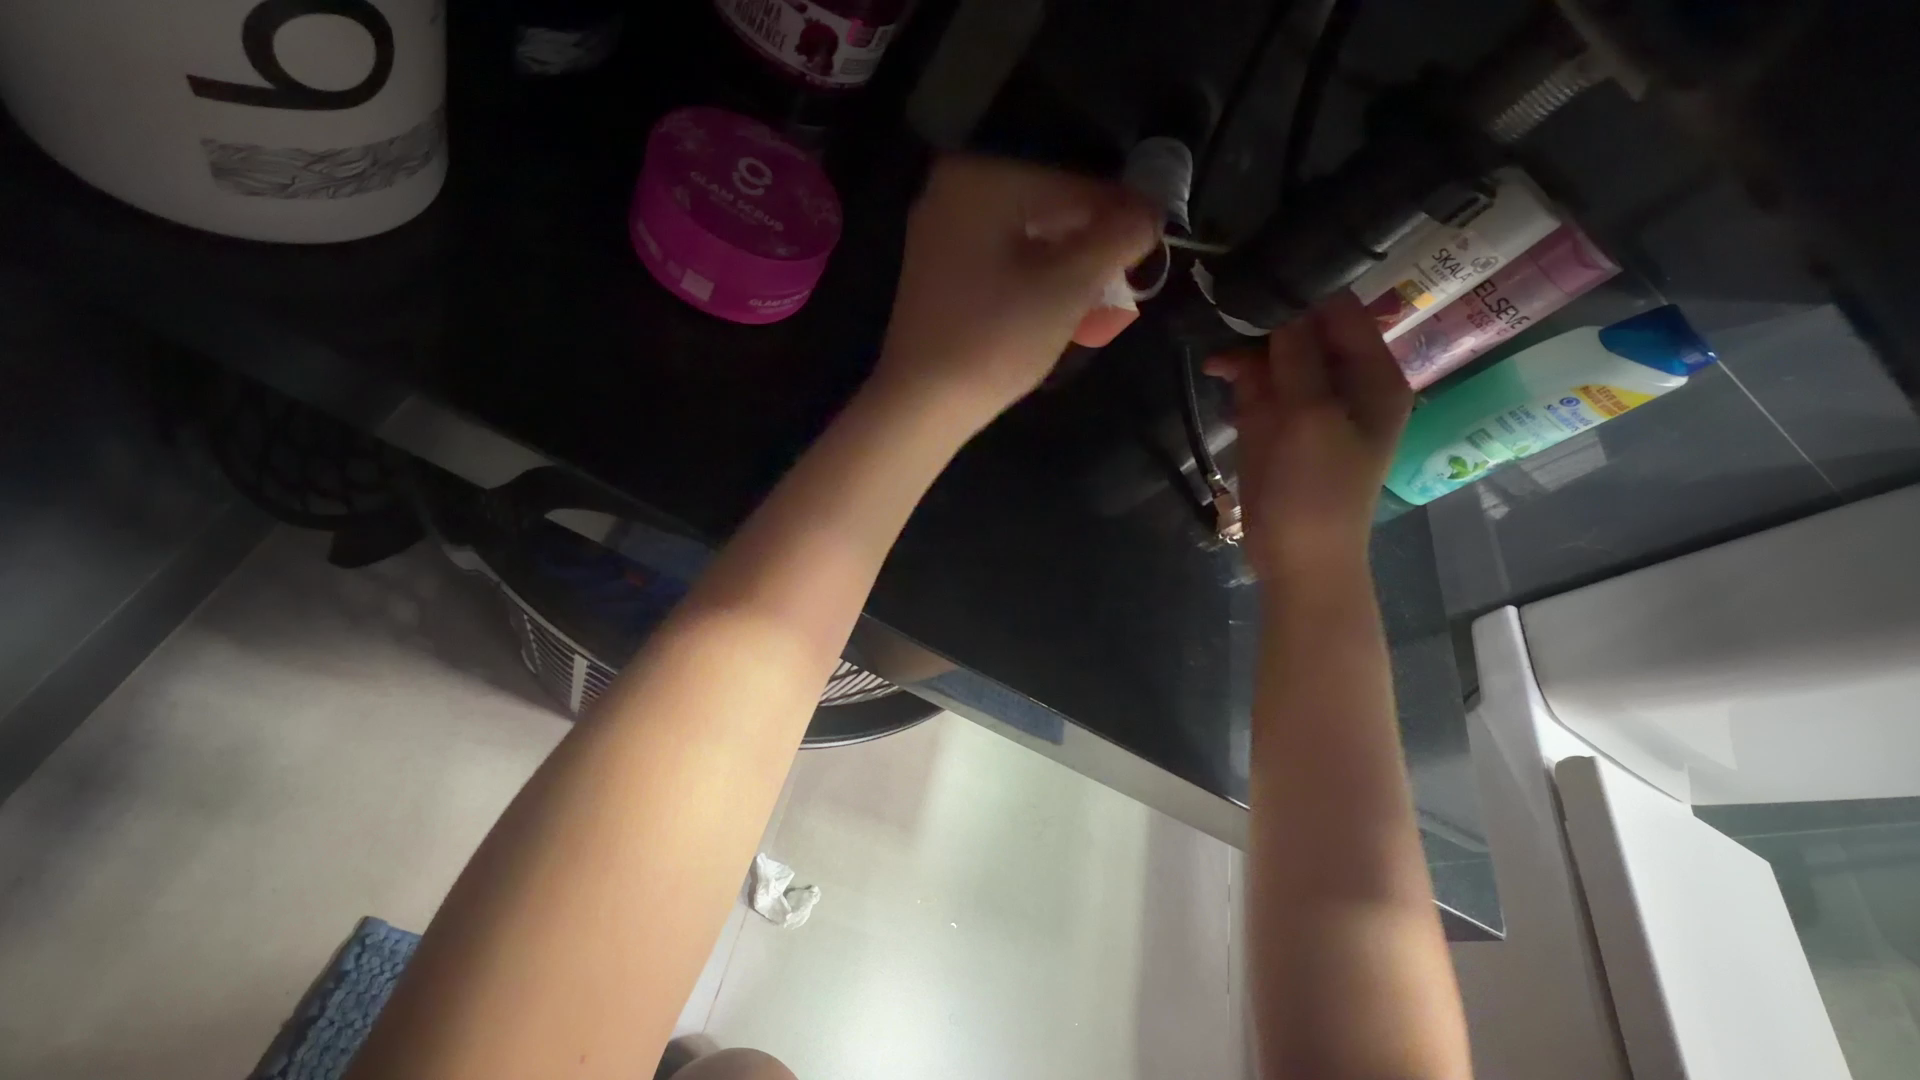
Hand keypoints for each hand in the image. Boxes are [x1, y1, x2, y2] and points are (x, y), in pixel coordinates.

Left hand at [874, 156, 1158, 427]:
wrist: (922, 401)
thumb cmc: (997, 338)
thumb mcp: (1070, 286)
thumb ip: (1118, 238)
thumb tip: (1152, 212)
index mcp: (982, 177)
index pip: (1073, 183)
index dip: (1123, 210)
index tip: (1158, 234)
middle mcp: (953, 188)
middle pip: (1048, 202)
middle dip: (1093, 235)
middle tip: (1132, 266)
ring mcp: (939, 228)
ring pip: (1025, 229)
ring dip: (1068, 254)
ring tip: (1104, 286)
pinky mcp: (936, 265)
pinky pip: (1000, 251)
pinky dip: (1034, 267)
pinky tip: (1060, 294)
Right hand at [1208, 292, 1412, 580]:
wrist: (1297, 557)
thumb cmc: (1318, 489)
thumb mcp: (1312, 417)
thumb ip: (1298, 357)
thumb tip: (1282, 301)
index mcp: (1373, 377)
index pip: (1343, 314)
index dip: (1307, 292)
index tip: (1262, 270)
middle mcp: (1342, 381)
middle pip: (1306, 329)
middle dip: (1268, 316)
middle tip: (1226, 296)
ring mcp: (1305, 402)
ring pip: (1275, 353)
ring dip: (1247, 344)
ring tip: (1214, 331)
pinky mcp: (1273, 422)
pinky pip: (1256, 382)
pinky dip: (1236, 371)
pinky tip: (1214, 366)